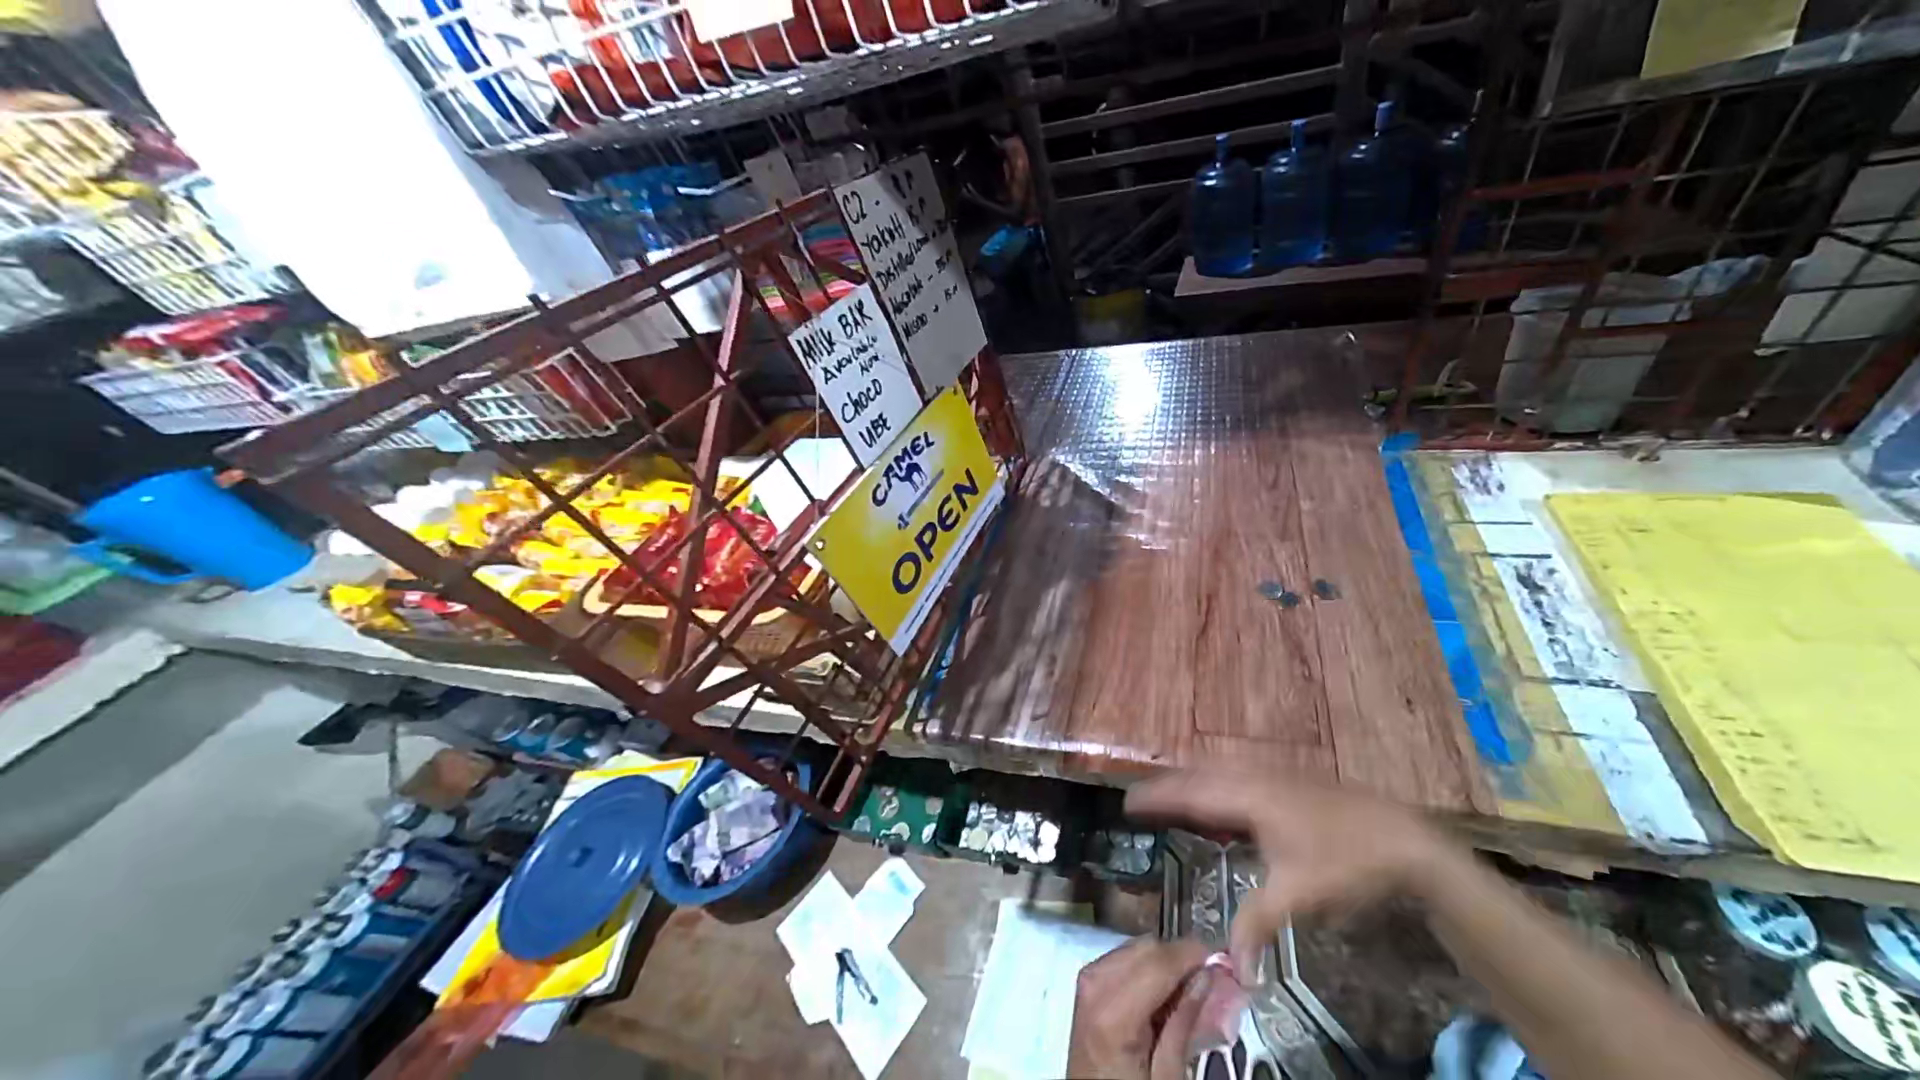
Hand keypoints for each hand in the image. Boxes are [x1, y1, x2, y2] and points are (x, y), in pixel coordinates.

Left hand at [1067, 938, 1210, 1079]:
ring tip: (1191, 995)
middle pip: (1149, 948)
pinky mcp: (1088, 981)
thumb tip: (1211, 976)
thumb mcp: (1167, 1077)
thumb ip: (1186, 1023)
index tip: (1227, 965)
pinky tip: (1164, 997)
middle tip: (1214, 985)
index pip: (1160, 960)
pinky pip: (1126, 958)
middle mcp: (1095, 982)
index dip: (1195, 956)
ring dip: (1167, 964)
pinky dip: (1149, 968)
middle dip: (1183, 960)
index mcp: (1113, 1011)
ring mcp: (1088, 978)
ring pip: (1138, 948)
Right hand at [1126, 771, 1452, 981]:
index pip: (1189, 793)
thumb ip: (1257, 924)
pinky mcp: (1289, 783)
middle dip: (1167, 787)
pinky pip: (1236, 778)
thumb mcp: (1298, 896)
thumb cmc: (1346, 861)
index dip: (1157, 797)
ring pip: (1219, 774)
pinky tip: (1223, 805)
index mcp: (1247, 798)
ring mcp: (1273, 778)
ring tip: (1171, 798)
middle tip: (1139, 800)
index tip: (1127, 801)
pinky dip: (1216, 787)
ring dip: (1191, 784)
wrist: (1406, 839)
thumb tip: (1232, 966)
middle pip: (1199, 777)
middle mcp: (1254, 779)